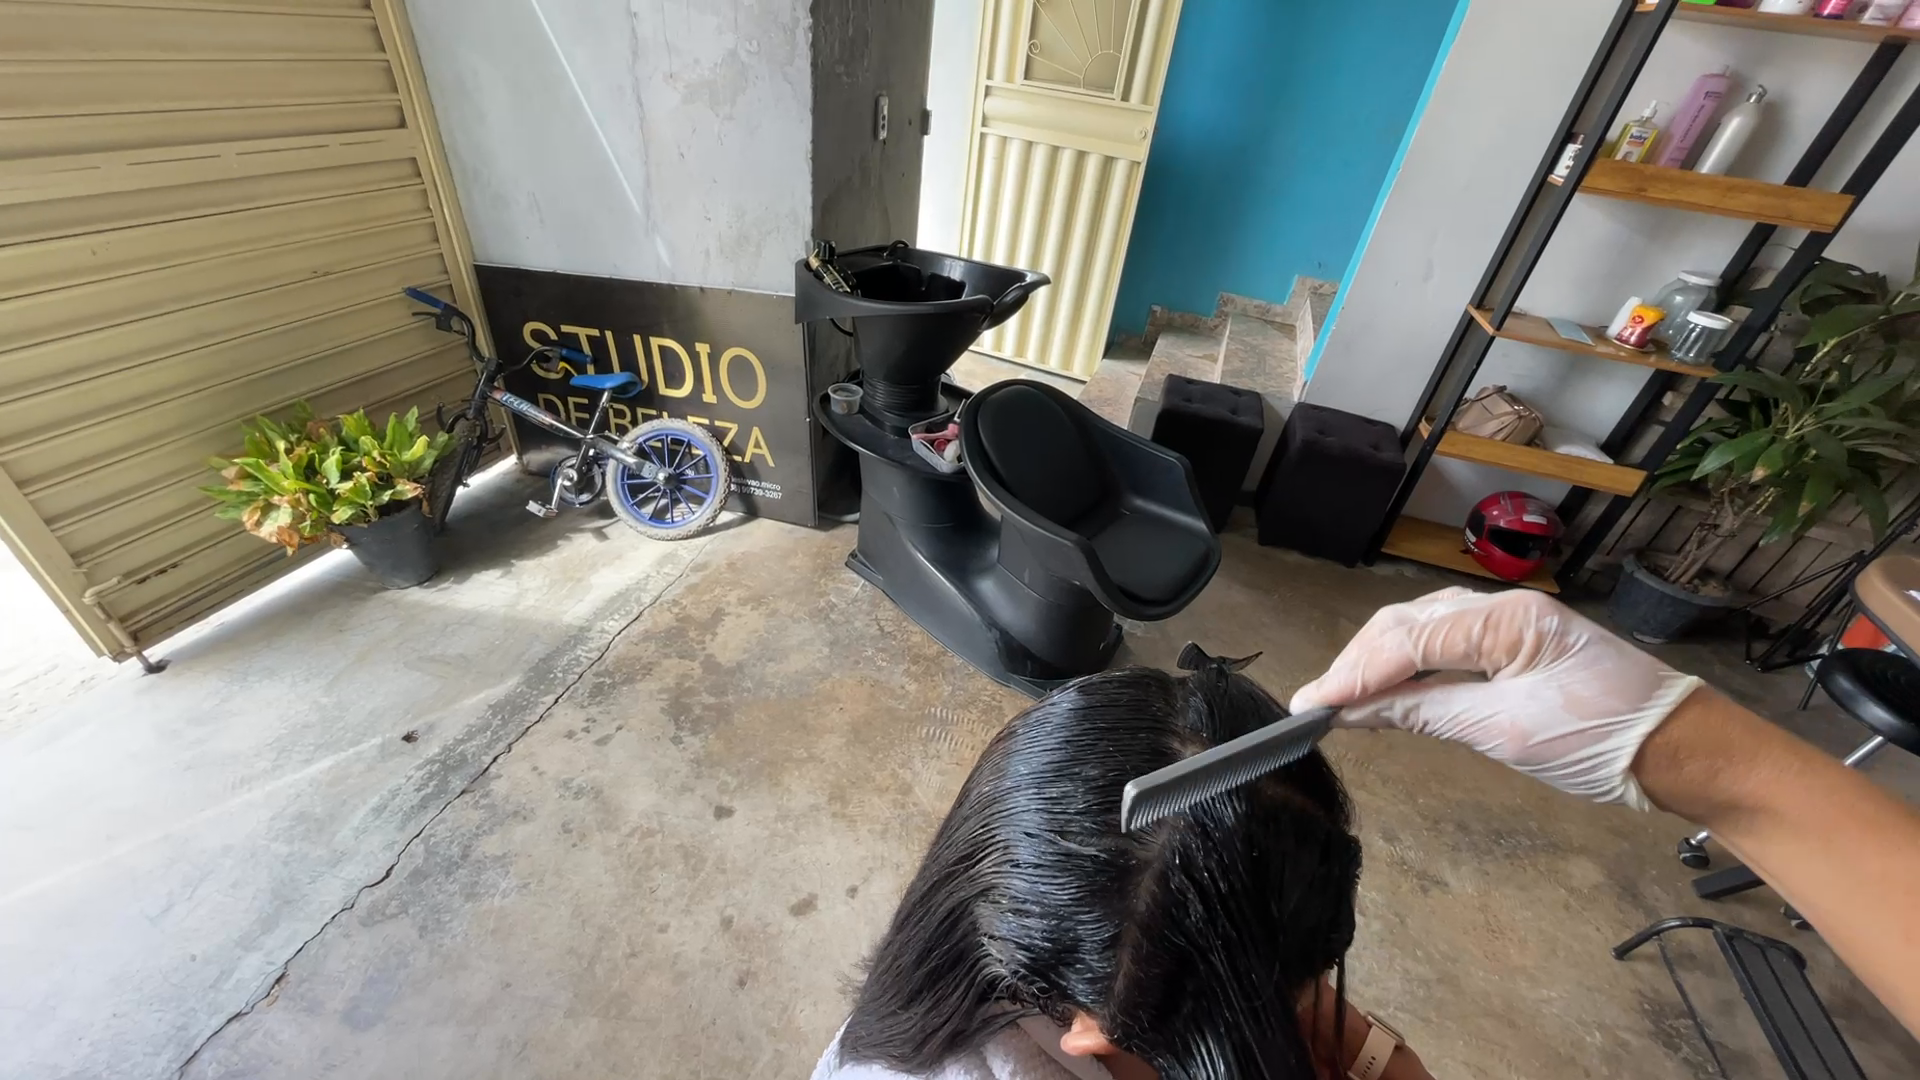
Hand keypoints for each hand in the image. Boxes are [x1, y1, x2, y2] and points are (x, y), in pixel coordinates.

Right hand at [1288, 587, 1702, 808]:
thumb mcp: (1505, 733)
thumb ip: (1420, 712)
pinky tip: (1382, 683)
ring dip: (1374, 661)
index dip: (1355, 674)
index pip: (1408, 642)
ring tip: (1340, 695)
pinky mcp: (1505, 637)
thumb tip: (1349, 713)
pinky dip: (1401, 663)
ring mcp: (1501, 617)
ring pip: (1413, 628)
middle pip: (1403, 625)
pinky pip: (1435, 640)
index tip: (1310, 704)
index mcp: (1507, 620)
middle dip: (1356, 664)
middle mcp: (1497, 605)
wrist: (1691, 752)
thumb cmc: (1603, 743)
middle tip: (1316, 702)